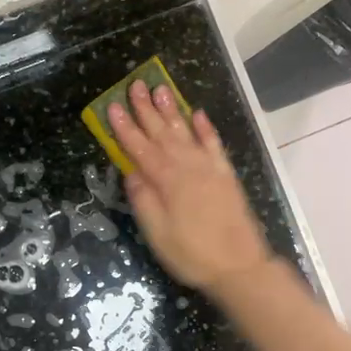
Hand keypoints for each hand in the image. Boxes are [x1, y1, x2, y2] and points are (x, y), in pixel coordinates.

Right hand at [109, 81, 274, 292]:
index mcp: (167, 182)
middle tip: (134, 85)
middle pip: (162, 133)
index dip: (124, 128)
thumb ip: (143, 200)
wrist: (238, 266)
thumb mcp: (157, 233)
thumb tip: (131, 172)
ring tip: (160, 88)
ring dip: (172, 111)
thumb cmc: (191, 254)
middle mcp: (188, 168)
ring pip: (186, 132)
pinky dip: (205, 128)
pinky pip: (213, 145)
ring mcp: (209, 169)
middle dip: (146, 109)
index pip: (140, 149)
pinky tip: (197, 114)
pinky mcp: (225, 176)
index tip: (111, 107)